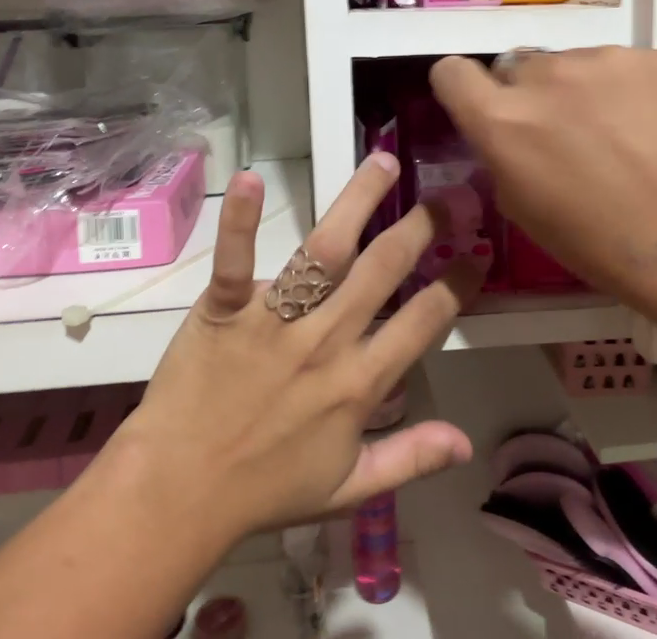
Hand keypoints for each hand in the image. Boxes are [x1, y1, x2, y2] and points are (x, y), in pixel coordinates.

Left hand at [113, 154, 483, 540]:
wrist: (178, 494)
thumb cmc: (264, 490)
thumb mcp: (347, 488)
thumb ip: (408, 458)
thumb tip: (466, 442)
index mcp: (359, 384)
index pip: (423, 320)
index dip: (457, 284)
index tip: (479, 252)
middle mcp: (325, 341)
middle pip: (384, 270)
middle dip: (424, 226)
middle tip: (453, 193)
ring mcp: (274, 321)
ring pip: (325, 251)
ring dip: (357, 202)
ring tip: (383, 162)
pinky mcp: (226, 309)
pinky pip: (235, 259)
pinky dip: (242, 220)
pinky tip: (252, 177)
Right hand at [428, 48, 656, 311]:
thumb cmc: (605, 247)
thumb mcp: (525, 213)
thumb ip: (503, 157)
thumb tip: (510, 134)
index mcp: (503, 121)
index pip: (451, 72)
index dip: (463, 89)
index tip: (481, 107)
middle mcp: (545, 75)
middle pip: (518, 68)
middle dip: (531, 96)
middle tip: (567, 138)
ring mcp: (604, 58)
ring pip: (573, 64)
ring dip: (582, 91)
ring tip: (623, 139)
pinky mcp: (656, 55)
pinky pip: (623, 66)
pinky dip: (630, 91)